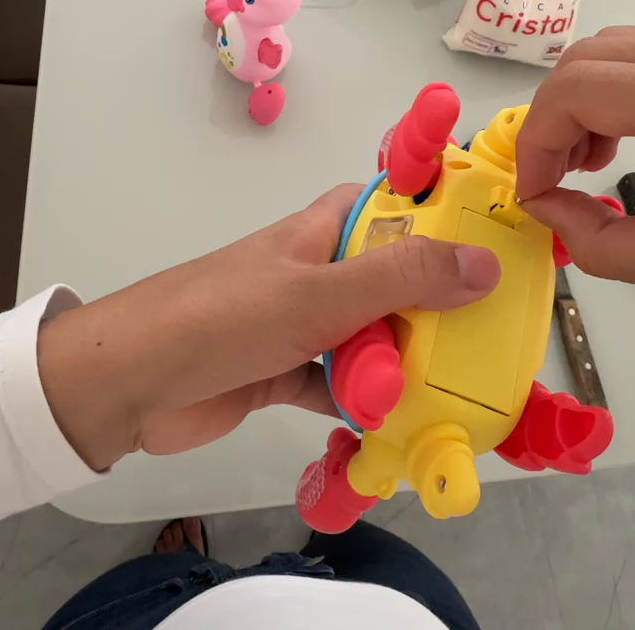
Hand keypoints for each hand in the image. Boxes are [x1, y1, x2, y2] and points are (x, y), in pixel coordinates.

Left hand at [37, 185, 501, 470]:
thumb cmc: (228, 316)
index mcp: (328, 228)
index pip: (399, 203)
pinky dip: (372, 404)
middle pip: (399, 279)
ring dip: (409, 364)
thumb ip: (402, 277)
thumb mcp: (320, 292)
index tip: (502, 242)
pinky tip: (408, 431)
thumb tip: (487, 263)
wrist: (132, 383)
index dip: (448, 215)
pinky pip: (349, 384)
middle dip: (441, 308)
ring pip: (377, 335)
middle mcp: (323, 268)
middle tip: (499, 340)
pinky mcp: (292, 371)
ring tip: (465, 396)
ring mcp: (308, 322)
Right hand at [515, 28, 634, 361]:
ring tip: (597, 163)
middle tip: (558, 179)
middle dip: (554, 114)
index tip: (535, 195)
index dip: (534, 142)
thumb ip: (614, 247)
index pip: (577, 87)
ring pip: (628, 46)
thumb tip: (552, 216)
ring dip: (592, 99)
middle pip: (592, 52)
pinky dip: (633, 92)